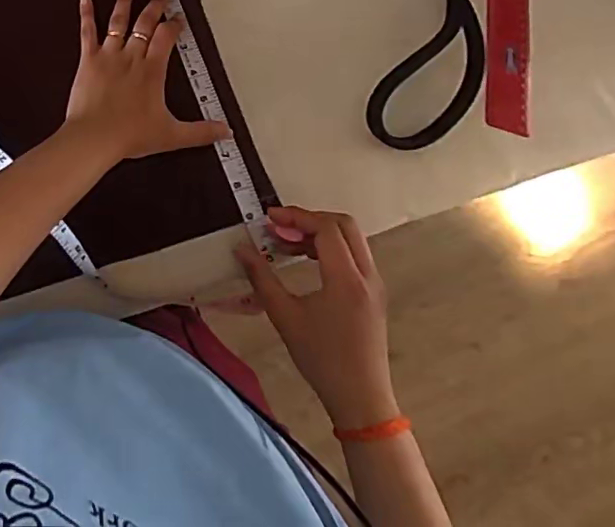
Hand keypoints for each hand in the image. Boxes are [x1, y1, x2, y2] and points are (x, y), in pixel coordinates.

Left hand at [63, 0, 228, 161]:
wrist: (94, 137)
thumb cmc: (130, 135)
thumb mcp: (172, 135)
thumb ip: (200, 131)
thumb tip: (226, 132)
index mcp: (152, 71)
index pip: (166, 38)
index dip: (173, 25)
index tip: (178, 18)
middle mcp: (131, 57)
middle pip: (145, 24)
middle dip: (155, 5)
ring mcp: (108, 56)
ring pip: (117, 22)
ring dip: (123, 1)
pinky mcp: (87, 60)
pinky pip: (87, 32)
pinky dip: (86, 14)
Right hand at [233, 206, 399, 429]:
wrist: (360, 398)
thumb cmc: (320, 357)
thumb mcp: (283, 315)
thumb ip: (260, 276)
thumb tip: (241, 249)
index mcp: (346, 280)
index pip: (326, 229)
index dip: (296, 216)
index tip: (268, 218)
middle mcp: (367, 277)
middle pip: (344, 226)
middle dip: (308, 218)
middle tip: (278, 226)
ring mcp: (373, 286)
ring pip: (350, 239)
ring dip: (317, 232)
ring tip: (284, 242)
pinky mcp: (372, 295)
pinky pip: (352, 256)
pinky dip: (327, 248)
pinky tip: (302, 258)